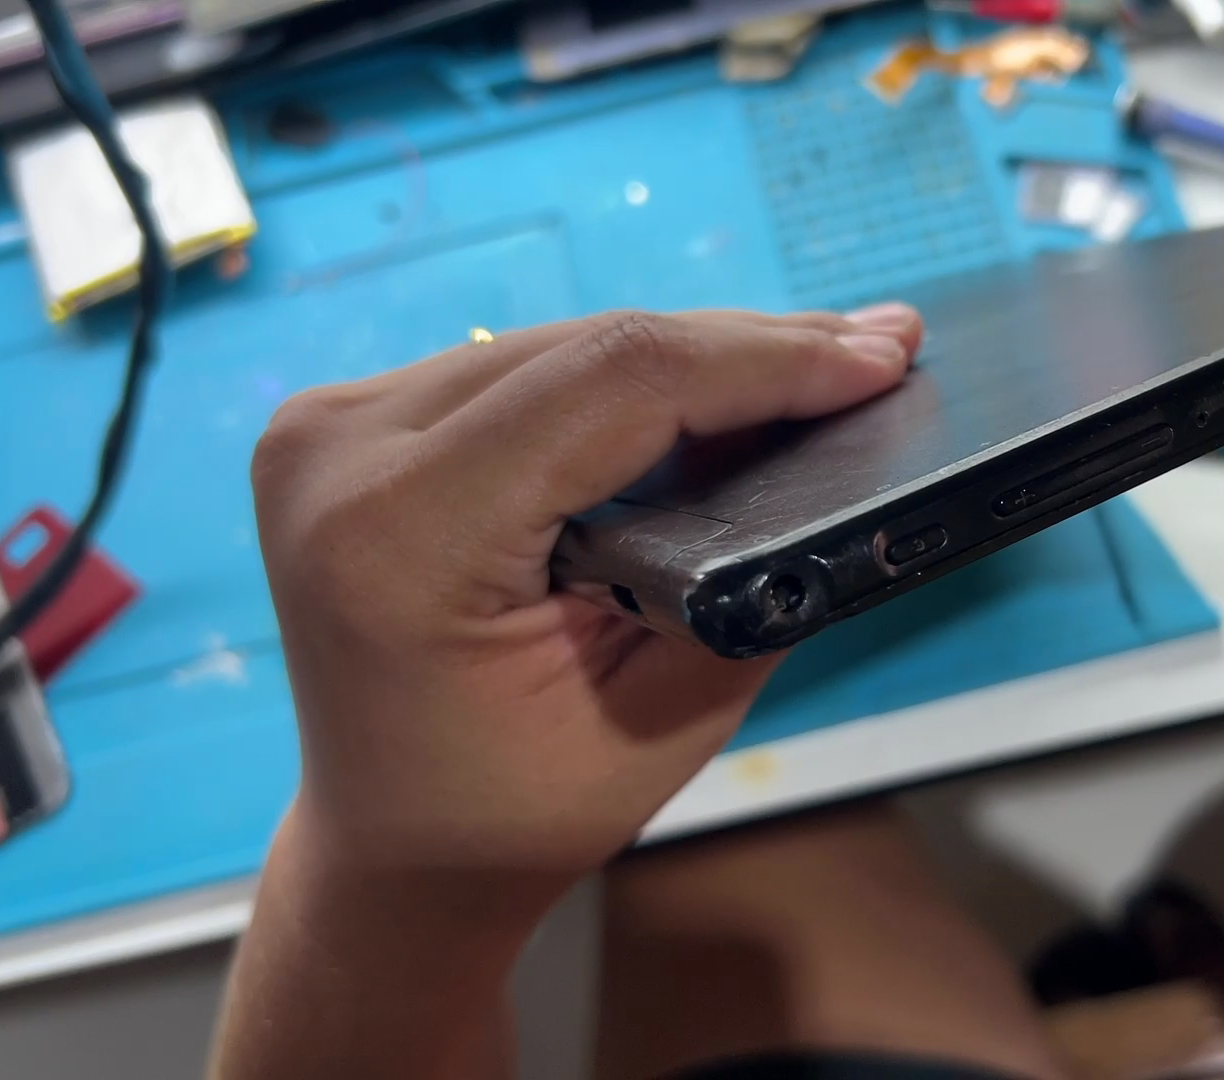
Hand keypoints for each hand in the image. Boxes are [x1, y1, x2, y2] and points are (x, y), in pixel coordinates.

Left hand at [251, 305, 920, 882]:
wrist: (393, 835)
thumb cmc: (519, 809)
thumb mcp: (667, 717)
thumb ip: (754, 592)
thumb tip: (832, 482)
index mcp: (402, 535)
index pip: (620, 386)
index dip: (768, 363)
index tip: (876, 363)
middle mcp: (345, 446)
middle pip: (603, 346)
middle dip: (761, 347)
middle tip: (878, 346)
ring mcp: (345, 421)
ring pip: (580, 344)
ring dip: (714, 356)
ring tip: (822, 361)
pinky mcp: (376, 422)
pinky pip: (547, 371)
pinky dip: (653, 381)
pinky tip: (728, 387)